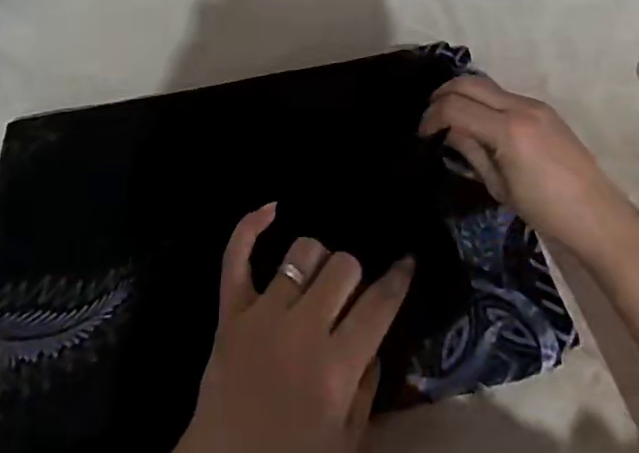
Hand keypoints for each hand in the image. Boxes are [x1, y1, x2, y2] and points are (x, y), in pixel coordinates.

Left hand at [174, 203, 414, 452]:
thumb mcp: (348, 439)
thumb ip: (367, 386)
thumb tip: (374, 339)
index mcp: (336, 365)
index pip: (379, 304)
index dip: (399, 278)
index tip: (407, 261)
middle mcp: (302, 329)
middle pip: (342, 267)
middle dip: (353, 275)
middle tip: (349, 296)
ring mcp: (262, 314)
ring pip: (301, 253)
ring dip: (317, 261)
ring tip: (317, 278)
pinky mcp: (230, 311)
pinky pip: (236, 256)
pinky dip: (250, 227)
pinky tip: (271, 208)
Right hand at [419, 76, 638, 259]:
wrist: (597, 217)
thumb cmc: (545, 211)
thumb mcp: (498, 186)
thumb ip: (471, 151)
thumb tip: (448, 132)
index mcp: (508, 130)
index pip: (456, 107)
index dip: (432, 117)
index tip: (422, 135)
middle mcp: (521, 107)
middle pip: (469, 83)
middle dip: (443, 96)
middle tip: (430, 119)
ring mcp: (535, 105)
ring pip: (487, 85)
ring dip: (463, 95)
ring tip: (451, 118)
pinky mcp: (545, 110)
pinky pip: (504, 96)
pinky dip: (484, 102)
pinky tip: (480, 123)